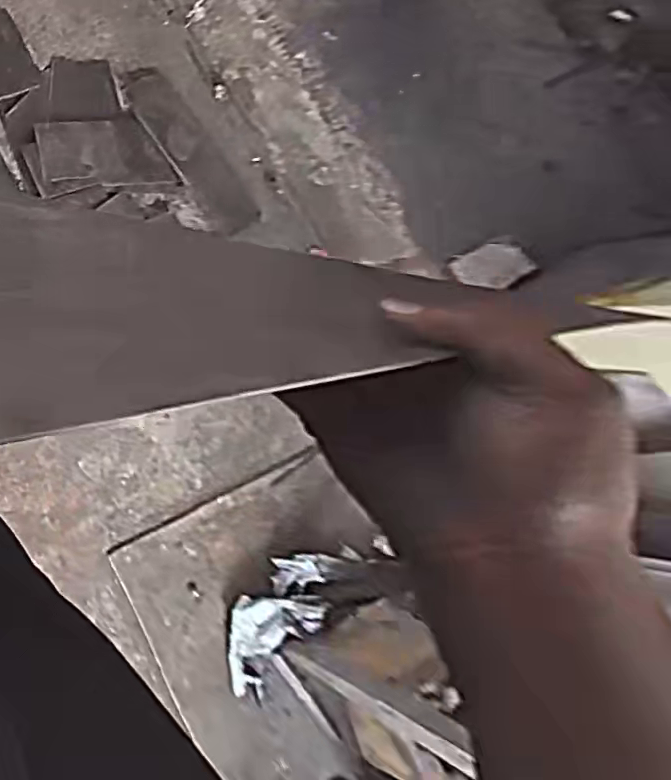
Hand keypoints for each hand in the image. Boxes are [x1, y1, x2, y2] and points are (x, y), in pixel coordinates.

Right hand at [280, 299, 631, 569]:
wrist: (499, 551)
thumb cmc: (553, 482)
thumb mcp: (560, 392)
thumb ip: (491, 333)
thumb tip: (391, 305)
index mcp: (475, 348)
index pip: (422, 293)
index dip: (384, 274)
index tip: (345, 259)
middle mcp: (414, 363)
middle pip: (359, 312)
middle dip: (325, 292)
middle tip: (292, 275)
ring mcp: (365, 389)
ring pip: (319, 341)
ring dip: (290, 322)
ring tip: (261, 301)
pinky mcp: (325, 414)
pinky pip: (289, 379)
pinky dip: (266, 362)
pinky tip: (251, 346)